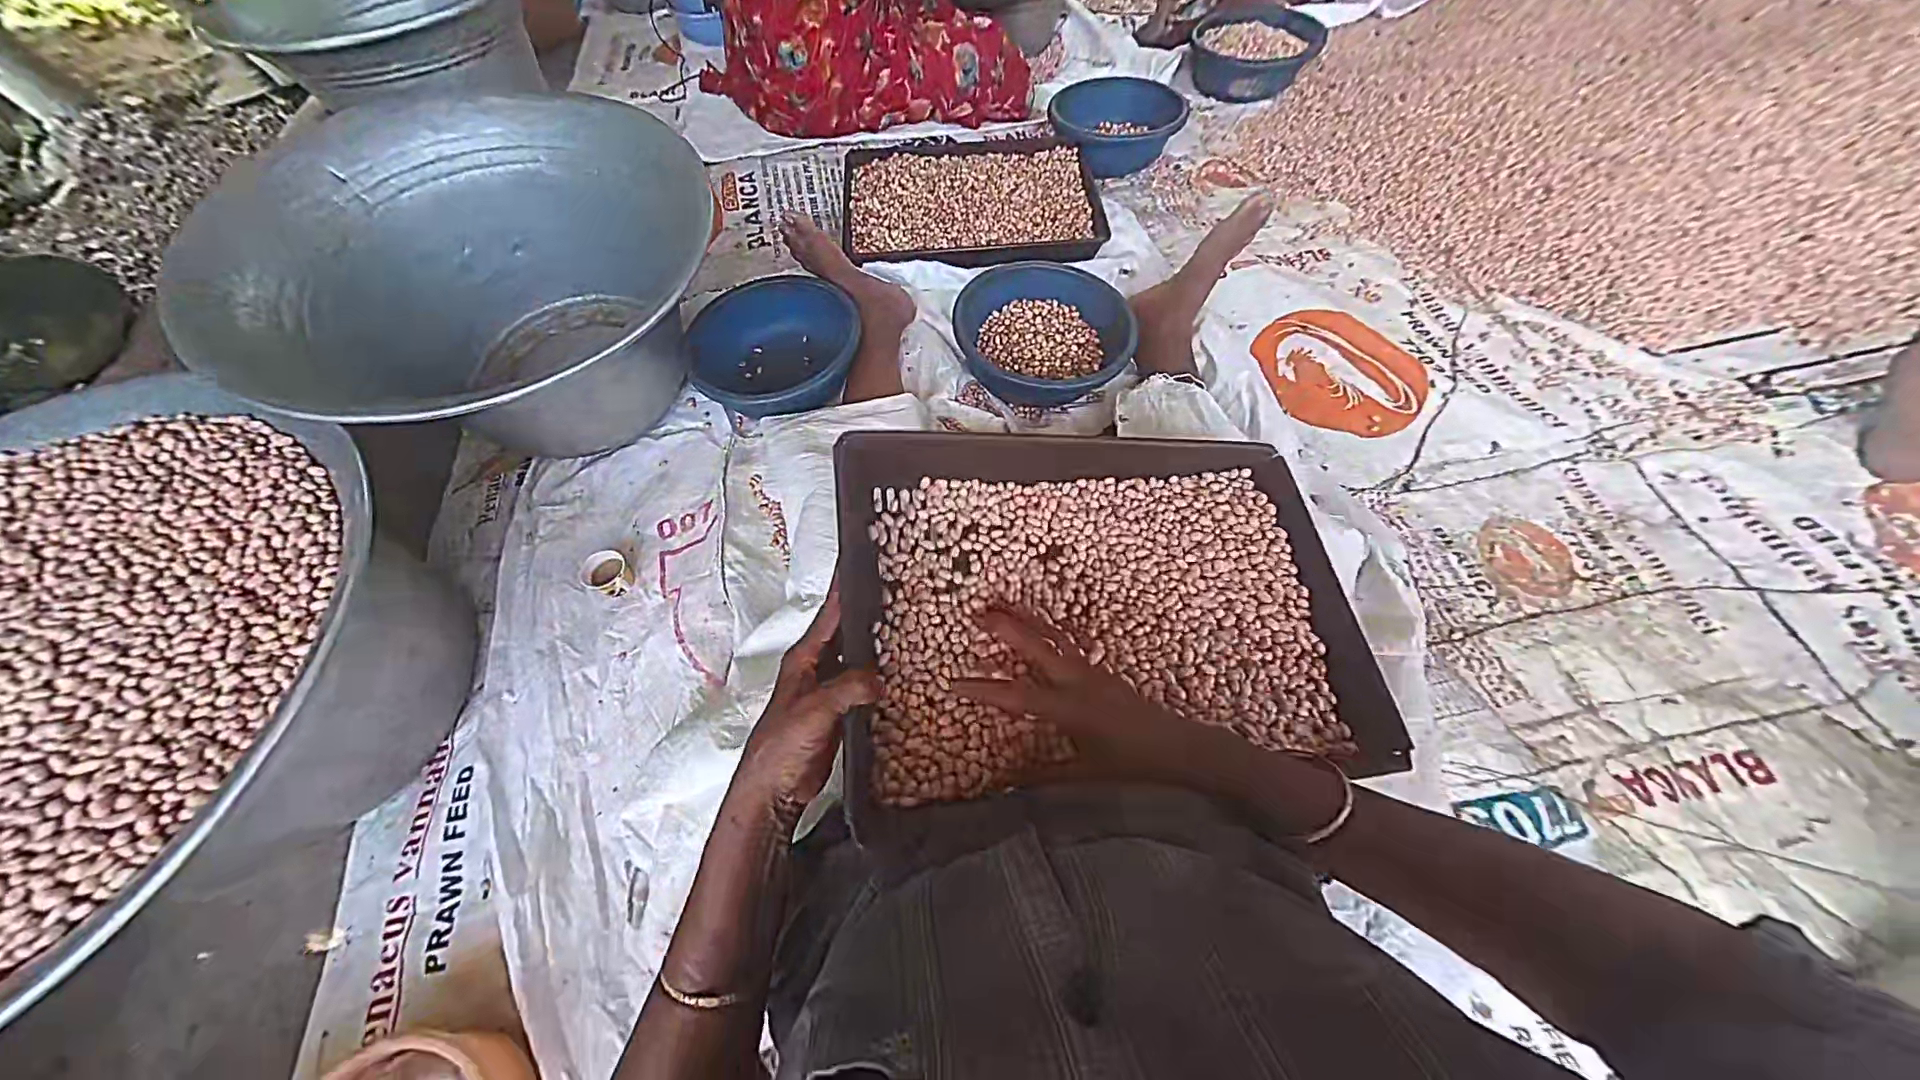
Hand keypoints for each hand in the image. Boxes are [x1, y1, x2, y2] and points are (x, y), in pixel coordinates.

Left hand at [735, 583, 878, 825]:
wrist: (775, 789)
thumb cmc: (781, 746)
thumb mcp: (815, 710)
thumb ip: (847, 689)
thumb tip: (880, 678)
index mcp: (804, 658)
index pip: (829, 614)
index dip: (844, 589)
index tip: (859, 563)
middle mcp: (817, 668)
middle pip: (846, 632)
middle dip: (867, 612)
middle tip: (895, 591)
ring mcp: (829, 689)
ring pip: (857, 658)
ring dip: (875, 646)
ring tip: (904, 626)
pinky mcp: (840, 710)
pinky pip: (864, 685)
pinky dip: (879, 677)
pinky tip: (898, 673)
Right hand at [952, 606, 1251, 791]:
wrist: (1180, 747)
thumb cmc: (1133, 765)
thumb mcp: (1086, 775)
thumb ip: (1044, 775)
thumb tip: (1005, 782)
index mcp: (1072, 709)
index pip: (1018, 697)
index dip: (984, 690)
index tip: (954, 684)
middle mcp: (1079, 681)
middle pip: (1037, 647)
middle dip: (1007, 629)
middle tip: (978, 613)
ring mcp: (1092, 670)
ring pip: (1053, 638)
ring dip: (1027, 620)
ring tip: (1003, 604)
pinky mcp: (1100, 670)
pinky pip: (1067, 644)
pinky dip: (1046, 631)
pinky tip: (1037, 627)